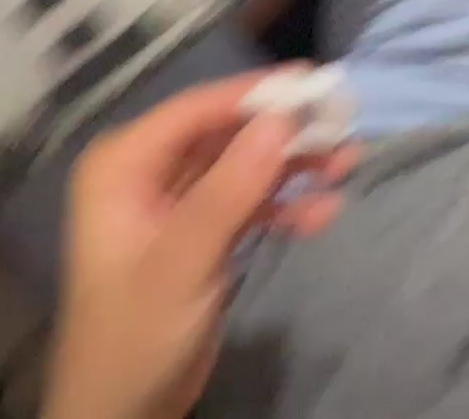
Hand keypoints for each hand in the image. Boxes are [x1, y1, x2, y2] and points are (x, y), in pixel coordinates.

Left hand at [43, 71, 356, 418]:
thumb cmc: (136, 332)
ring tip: (346, 162)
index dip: (254, 94)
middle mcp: (149, 171)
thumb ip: (230, 189)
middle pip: (226, 135)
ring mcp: (177, 202)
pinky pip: (247, 203)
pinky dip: (283, 206)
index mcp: (124, 163)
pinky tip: (323, 212)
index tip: (311, 82)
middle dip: (283, 132)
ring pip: (243, 166)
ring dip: (292, 166)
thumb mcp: (182, 260)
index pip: (196, 111)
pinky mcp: (202, 232)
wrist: (123, 416)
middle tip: (341, 122)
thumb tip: (281, 119)